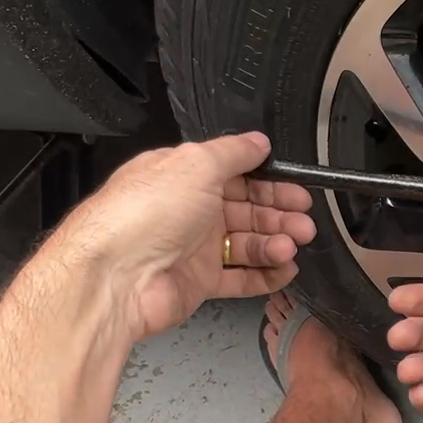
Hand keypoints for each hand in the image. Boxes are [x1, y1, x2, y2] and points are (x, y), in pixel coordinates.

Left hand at [46, 132, 314, 339]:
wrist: (118, 277)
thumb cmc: (144, 215)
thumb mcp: (195, 165)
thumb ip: (233, 152)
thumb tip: (258, 141)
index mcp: (183, 177)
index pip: (237, 177)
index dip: (270, 184)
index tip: (297, 193)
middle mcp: (189, 211)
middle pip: (248, 211)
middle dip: (279, 216)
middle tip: (303, 223)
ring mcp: (194, 249)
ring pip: (248, 245)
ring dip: (275, 245)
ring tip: (290, 247)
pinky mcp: (199, 282)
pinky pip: (242, 278)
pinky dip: (266, 275)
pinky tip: (284, 270)